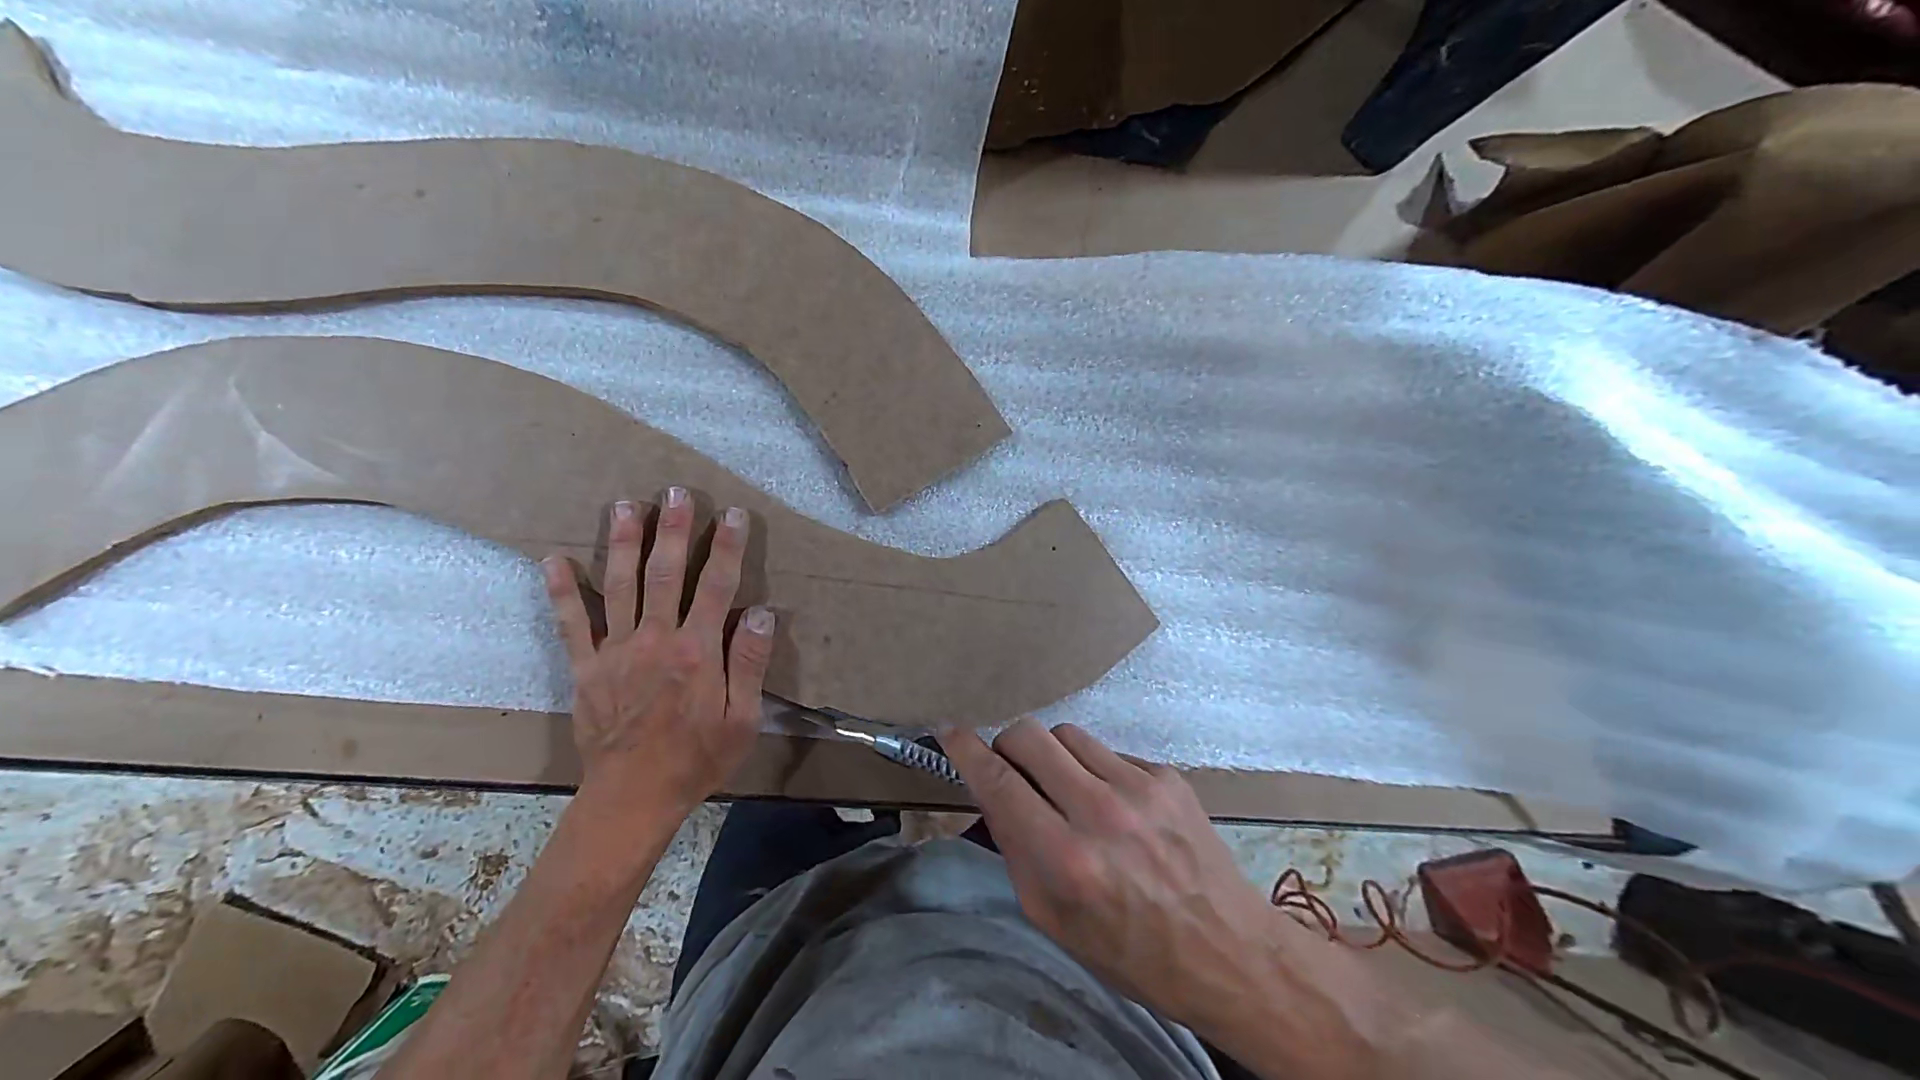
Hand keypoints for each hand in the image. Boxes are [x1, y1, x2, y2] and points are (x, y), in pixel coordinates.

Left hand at [544, 486, 773, 816]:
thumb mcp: (744, 718)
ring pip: (619, 585)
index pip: (717, 586)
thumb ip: (751, 662)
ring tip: (625, 505)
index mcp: (698, 650)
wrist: (633, 796)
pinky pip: (571, 623)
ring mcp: (616, 651)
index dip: (726, 547)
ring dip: (622, 542)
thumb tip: (762, 611)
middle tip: (675, 491)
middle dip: (673, 529)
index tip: (732, 514)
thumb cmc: (697, 757)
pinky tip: (553, 560)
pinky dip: (562, 591)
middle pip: (665, 573)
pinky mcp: (586, 667)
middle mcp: (656, 639)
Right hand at [942, 720, 1378, 1079]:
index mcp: (1065, 859)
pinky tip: (1114, 806)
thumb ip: (1014, 849)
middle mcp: (1101, 813)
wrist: (1227, 952)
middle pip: (1030, 736)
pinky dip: (1097, 770)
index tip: (949, 731)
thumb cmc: (1131, 952)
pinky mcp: (1168, 777)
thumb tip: (990, 794)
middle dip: (1008, 745)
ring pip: (1068, 734)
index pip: (998, 781)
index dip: (965, 749)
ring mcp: (1140, 789)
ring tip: (1067, 791)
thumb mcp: (1052, 919)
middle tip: (1012, 769)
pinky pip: (1110, 751)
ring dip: (1053, 756)